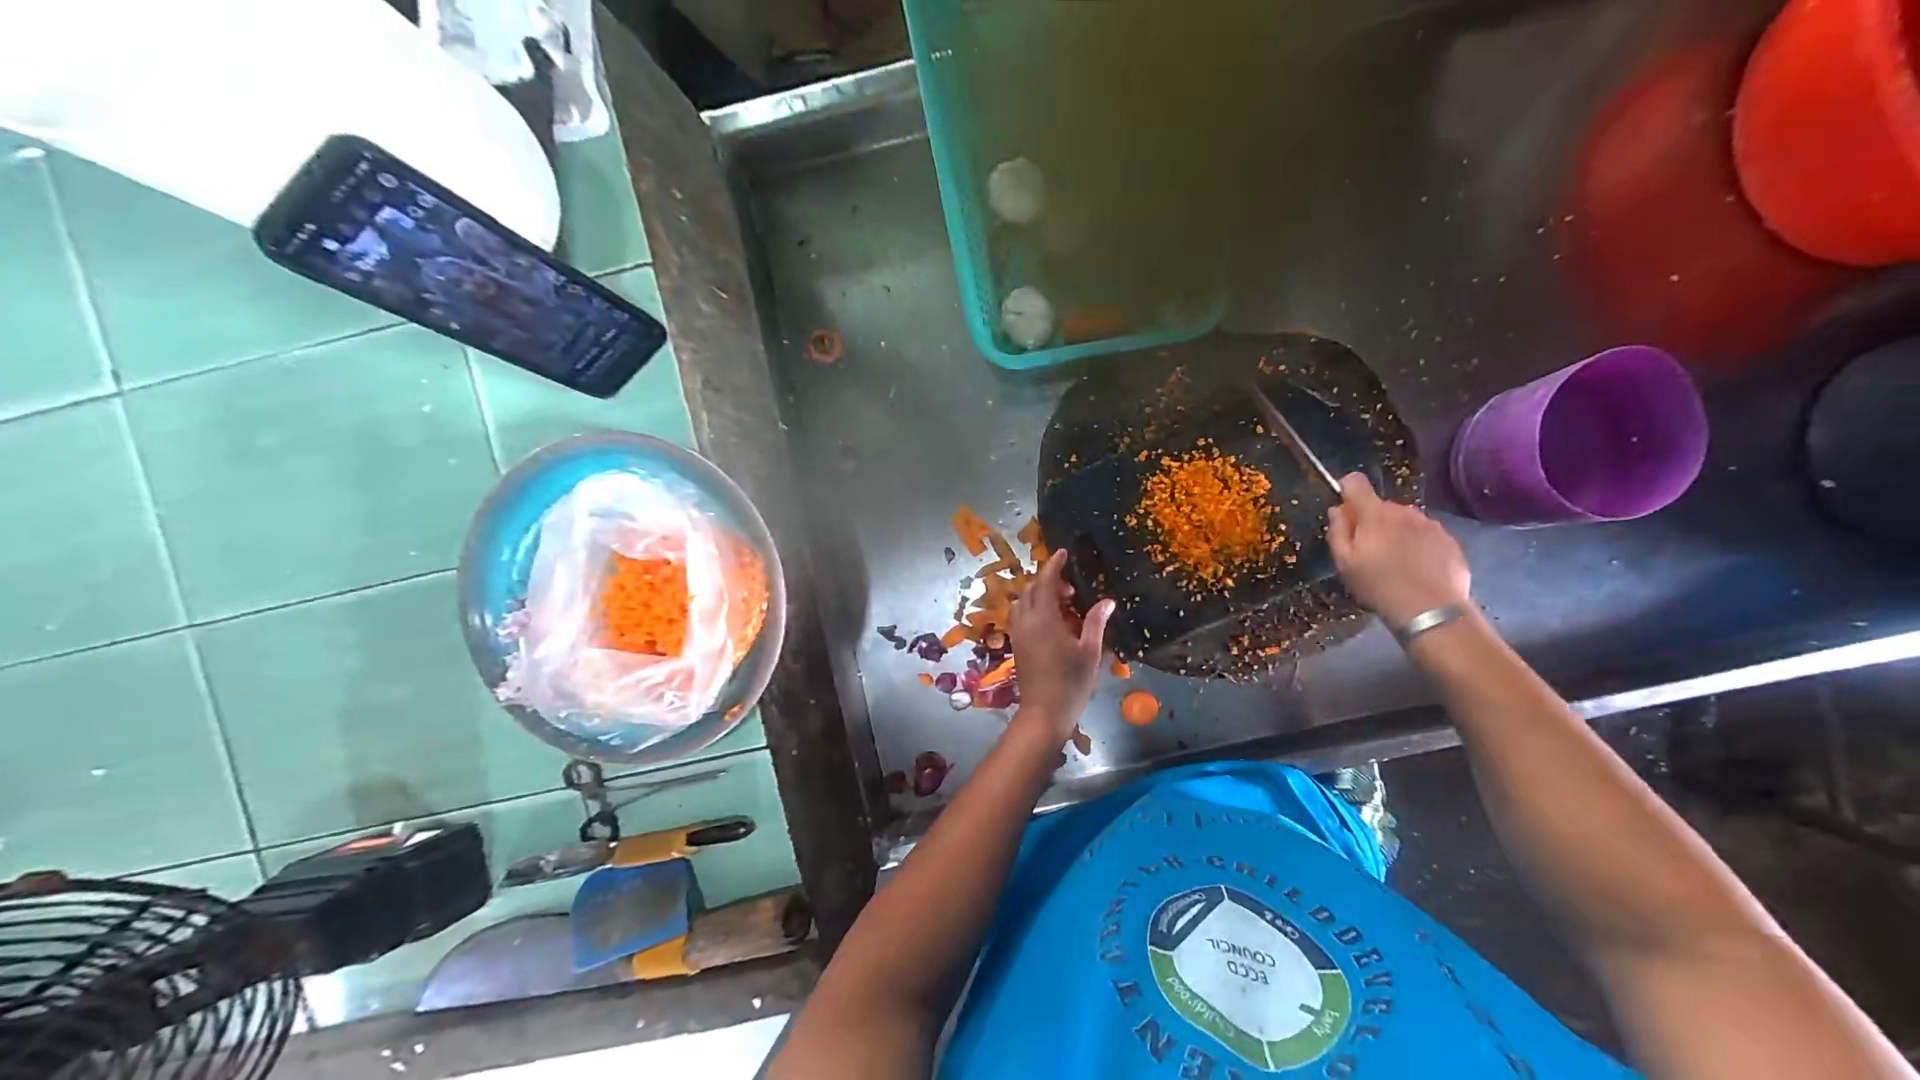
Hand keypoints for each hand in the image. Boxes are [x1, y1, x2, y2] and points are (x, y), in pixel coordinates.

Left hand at [1009, 550, 1113, 741]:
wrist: (1044, 713)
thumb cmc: (1071, 683)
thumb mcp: (1090, 652)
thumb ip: (1095, 622)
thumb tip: (1107, 601)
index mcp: (1044, 620)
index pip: (1045, 582)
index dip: (1053, 565)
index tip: (1063, 553)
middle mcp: (1026, 622)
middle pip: (1031, 590)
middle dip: (1048, 581)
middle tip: (1072, 590)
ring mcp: (1018, 634)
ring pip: (1022, 602)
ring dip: (1038, 595)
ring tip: (1063, 605)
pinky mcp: (1016, 645)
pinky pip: (1020, 616)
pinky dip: (1032, 608)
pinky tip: (1052, 621)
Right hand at [1327, 473, 1471, 629]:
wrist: (1431, 610)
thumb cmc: (1378, 586)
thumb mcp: (1344, 564)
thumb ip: (1338, 531)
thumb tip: (1337, 510)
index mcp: (1375, 515)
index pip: (1356, 483)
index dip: (1347, 490)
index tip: (1346, 511)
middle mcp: (1405, 512)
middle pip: (1382, 505)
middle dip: (1373, 521)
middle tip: (1369, 550)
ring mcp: (1431, 525)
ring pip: (1406, 520)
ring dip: (1397, 532)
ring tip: (1395, 562)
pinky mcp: (1450, 540)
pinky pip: (1426, 534)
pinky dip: (1418, 545)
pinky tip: (1417, 569)